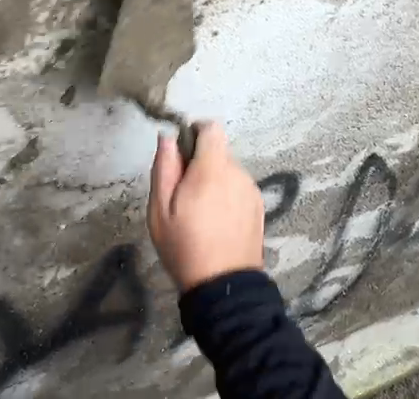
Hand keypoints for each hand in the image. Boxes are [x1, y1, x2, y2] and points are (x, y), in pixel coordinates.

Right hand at [147, 121, 265, 289]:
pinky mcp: (259, 207)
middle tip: (183, 194)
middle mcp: (237, 173)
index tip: (181, 153)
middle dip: (200, 163)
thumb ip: (164, 166)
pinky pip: (238, 187)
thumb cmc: (185, 247)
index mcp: (213, 169)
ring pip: (228, 170)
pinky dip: (226, 195)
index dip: (194, 132)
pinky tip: (217, 222)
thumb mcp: (160, 209)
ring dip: (213, 180)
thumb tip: (168, 137)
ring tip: (200, 212)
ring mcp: (251, 191)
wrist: (224, 289)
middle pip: (217, 151)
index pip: (211, 128)